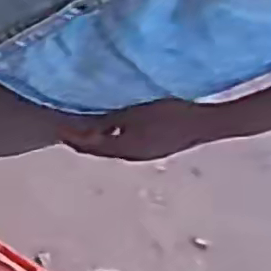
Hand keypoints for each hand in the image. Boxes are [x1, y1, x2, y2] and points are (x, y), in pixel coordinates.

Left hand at [59, 99, 232, 160]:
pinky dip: (112, 140)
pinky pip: (126, 147)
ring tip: (84, 131)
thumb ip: (107, 121)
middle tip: (65, 131)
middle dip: (79, 142)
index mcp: (123, 148)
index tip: (57, 128)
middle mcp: (131, 156)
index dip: (70, 137)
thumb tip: (86, 126)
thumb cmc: (172, 114)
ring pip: (111, 150)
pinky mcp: (157, 149)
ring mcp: (146, 155)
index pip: (87, 146)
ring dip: (96, 142)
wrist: (214, 122)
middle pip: (97, 151)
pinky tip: (112, 131)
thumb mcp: (132, 114)